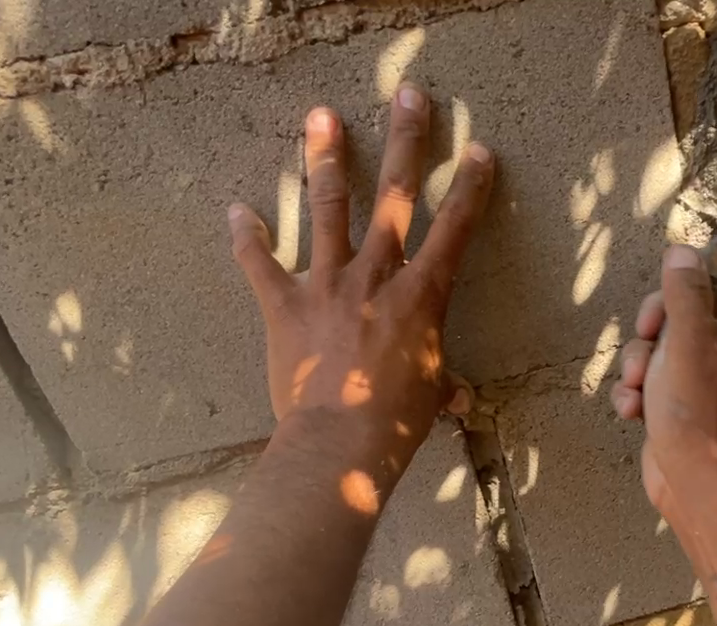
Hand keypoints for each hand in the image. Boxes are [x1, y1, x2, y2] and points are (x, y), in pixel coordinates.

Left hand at [228, 83, 493, 460]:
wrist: (342, 441)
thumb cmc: (399, 422)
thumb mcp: (431, 400)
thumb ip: (444, 387)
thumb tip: (459, 401)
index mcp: (421, 296)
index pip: (455, 231)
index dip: (470, 189)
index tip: (479, 150)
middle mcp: (376, 275)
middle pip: (394, 196)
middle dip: (405, 141)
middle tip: (408, 95)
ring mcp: (327, 284)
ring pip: (327, 207)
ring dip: (326, 158)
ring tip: (321, 116)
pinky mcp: (284, 304)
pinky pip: (260, 263)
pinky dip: (247, 237)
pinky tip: (237, 210)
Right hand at [612, 244, 716, 523]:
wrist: (696, 483)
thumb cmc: (698, 410)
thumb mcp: (687, 340)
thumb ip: (686, 293)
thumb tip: (684, 253)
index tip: (695, 266)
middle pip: (695, 302)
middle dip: (658, 312)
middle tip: (649, 330)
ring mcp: (703, 376)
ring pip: (664, 341)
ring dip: (639, 358)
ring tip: (639, 385)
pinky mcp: (678, 402)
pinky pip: (653, 378)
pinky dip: (638, 390)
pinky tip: (633, 409)